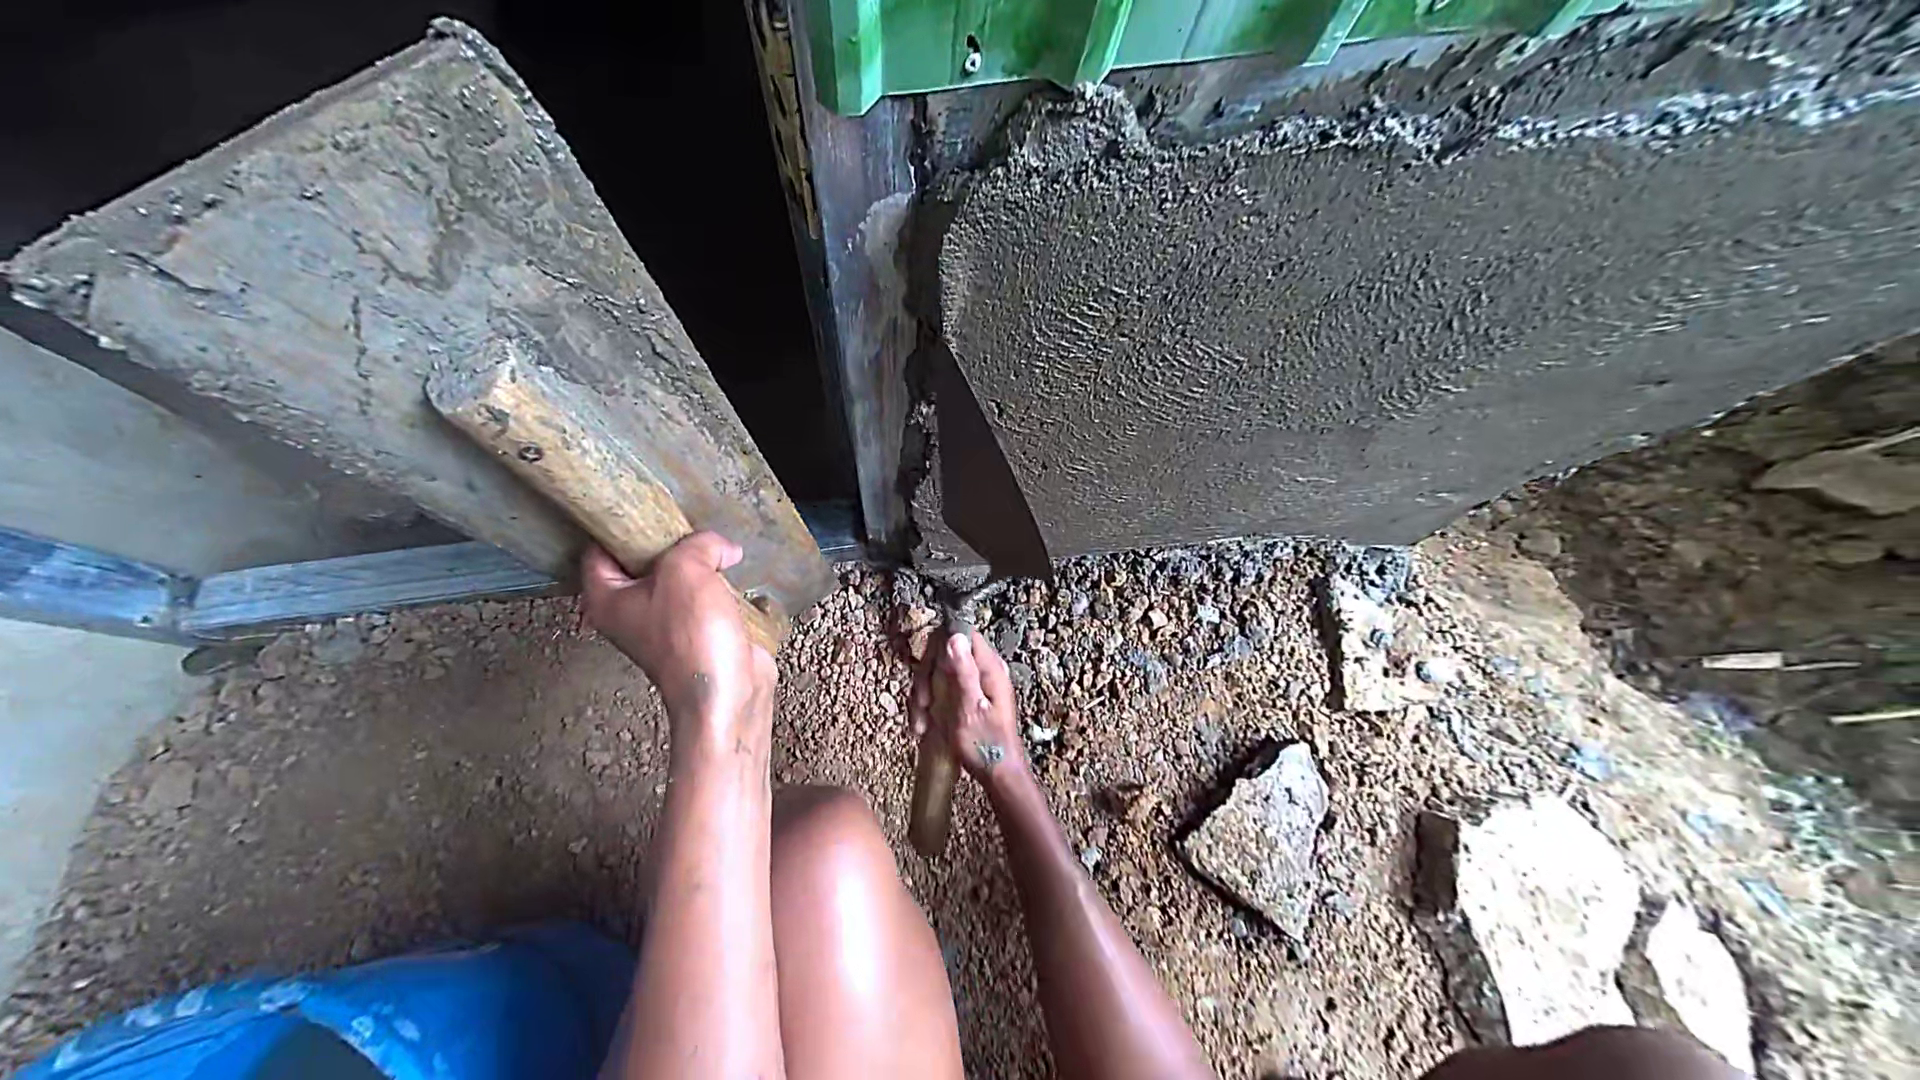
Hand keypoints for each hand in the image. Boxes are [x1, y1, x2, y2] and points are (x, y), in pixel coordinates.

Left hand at [580, 533, 774, 760]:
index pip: (600, 548)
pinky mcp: (697, 633)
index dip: (622, 525)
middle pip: (643, 560)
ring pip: (677, 577)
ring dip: (699, 564)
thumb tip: (721, 547)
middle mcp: (630, 612)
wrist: (726, 692)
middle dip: (670, 542)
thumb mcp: (687, 570)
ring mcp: (665, 624)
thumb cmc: (692, 638)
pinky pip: (703, 596)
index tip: (648, 506)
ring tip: (717, 549)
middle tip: (691, 525)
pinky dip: (717, 585)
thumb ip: (699, 544)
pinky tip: (733, 574)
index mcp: (607, 598)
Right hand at [910, 629, 1027, 785]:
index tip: (928, 671)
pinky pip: (939, 690)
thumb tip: (955, 636)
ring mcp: (973, 683)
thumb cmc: (986, 745)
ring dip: (923, 696)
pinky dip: (927, 707)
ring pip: (937, 673)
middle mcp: (983, 670)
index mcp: (989, 668)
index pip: (962, 634)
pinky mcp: (964, 697)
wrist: (997, 774)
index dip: (940, 646)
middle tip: (922, 703)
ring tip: (921, 722)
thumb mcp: (970, 708)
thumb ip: (964, 671)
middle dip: (926, 677)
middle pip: (944, 653)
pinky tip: (923, 726)